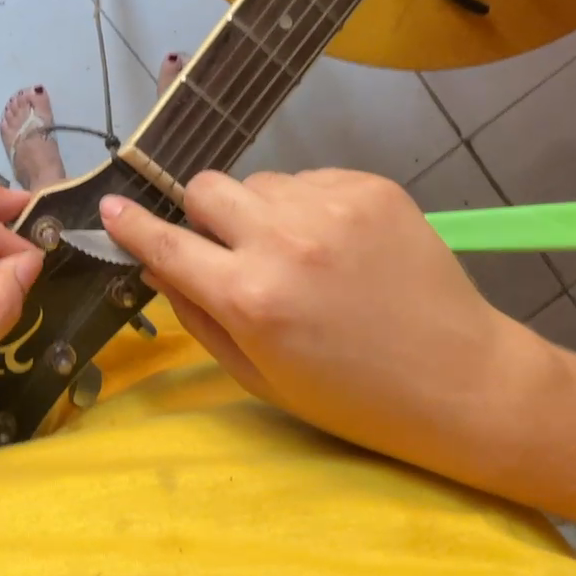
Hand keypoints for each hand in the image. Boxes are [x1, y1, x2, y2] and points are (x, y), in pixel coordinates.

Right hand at [100, 169, 540, 468]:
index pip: (167, 244)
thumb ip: (196, 313)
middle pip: (205, 187)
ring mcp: (331, 204)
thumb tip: (154, 263)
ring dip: (260, 211)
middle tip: (230, 246)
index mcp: (250, 297)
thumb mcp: (257, 374)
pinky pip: (308, 179)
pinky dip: (307, 206)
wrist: (464, 382)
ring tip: (301, 253)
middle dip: (204, 213)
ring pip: (258, 181)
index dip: (132, 224)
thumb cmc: (351, 396)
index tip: (112, 206)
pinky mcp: (371, 185)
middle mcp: (283, 239)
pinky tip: (339, 245)